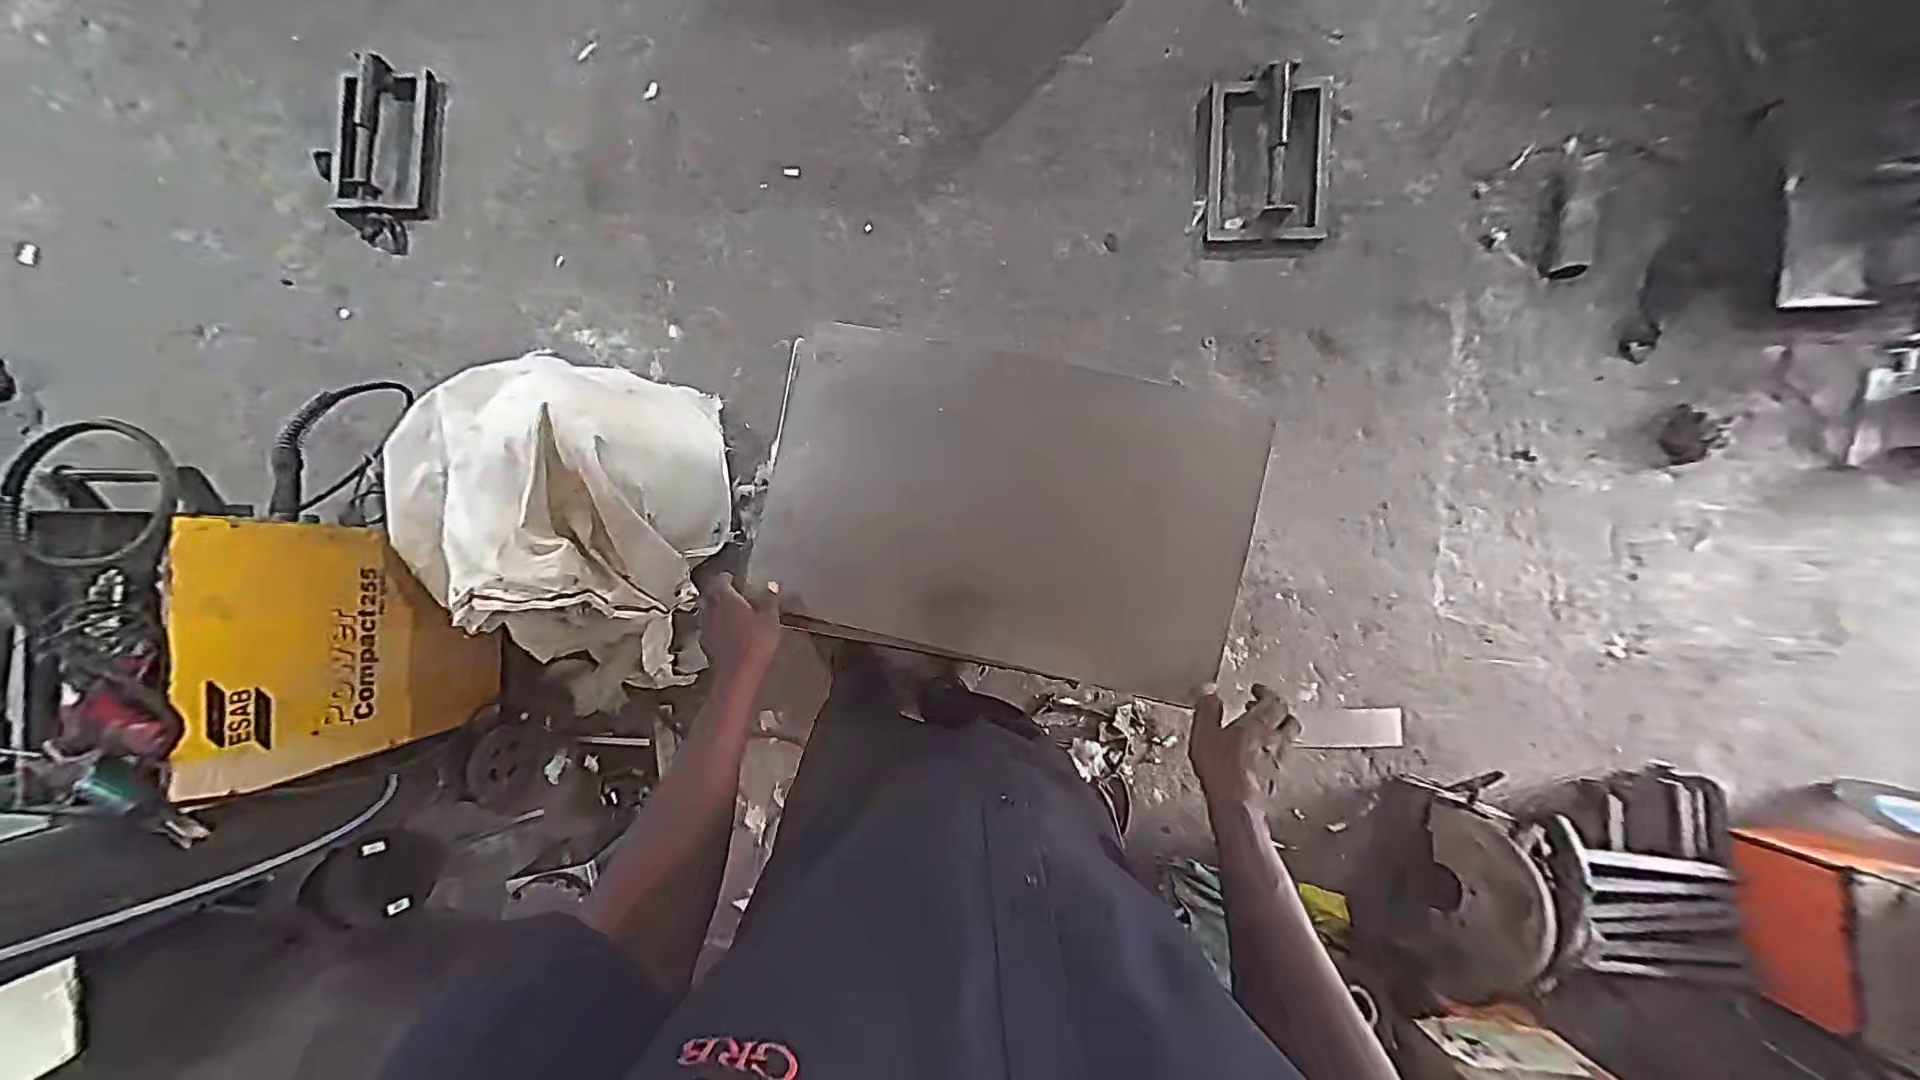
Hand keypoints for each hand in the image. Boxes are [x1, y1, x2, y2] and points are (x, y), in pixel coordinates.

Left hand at [699, 573, 783, 681]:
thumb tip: (773, 586)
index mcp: (726, 598)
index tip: (734, 579)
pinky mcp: (707, 645)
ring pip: (707, 611)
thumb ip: (770, 599)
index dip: (726, 578)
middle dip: (718, 592)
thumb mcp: (770, 617)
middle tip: (731, 594)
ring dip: (716, 609)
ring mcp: (707, 628)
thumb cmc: (756, 641)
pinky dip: (717, 626)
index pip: (719, 580)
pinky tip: (728, 633)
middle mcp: (712, 610)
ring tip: (731, 613)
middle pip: (709, 595)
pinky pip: (710, 629)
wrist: (740, 672)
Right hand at [1189, 683, 1300, 806]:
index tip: (1257, 690)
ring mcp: (1277, 761)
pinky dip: (1271, 751)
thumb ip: (1208, 708)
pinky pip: (1279, 758)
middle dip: (1278, 711)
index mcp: (1259, 725)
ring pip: (1287, 740)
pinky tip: (1257, 755)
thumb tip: (1209, 691)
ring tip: (1261, 730)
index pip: (1275, 702)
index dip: (1267, 693)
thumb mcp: (1204, 731)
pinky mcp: (1274, 778)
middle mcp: (1274, 741)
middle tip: (1263, 707)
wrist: (1236, 805)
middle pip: (1289, 720)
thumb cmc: (1221, 769)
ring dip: (1277, 731)